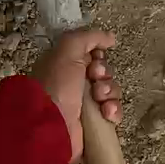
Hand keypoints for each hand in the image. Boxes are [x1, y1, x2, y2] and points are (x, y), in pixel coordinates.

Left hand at [30, 28, 122, 162]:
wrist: (50, 126)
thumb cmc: (57, 84)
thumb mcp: (68, 50)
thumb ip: (89, 37)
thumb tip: (111, 38)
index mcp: (67, 66)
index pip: (93, 55)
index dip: (99, 56)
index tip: (95, 60)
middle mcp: (76, 84)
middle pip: (104, 73)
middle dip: (104, 75)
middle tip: (95, 80)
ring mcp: (85, 105)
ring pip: (111, 92)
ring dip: (110, 92)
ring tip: (100, 99)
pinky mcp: (94, 124)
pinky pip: (113, 113)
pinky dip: (114, 111)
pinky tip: (106, 113)